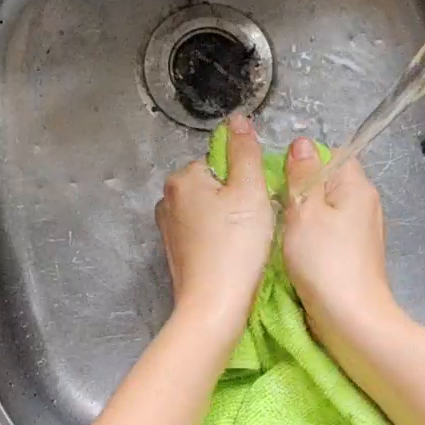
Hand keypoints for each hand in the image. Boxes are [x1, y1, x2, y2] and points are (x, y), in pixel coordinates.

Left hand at [155, 114, 274, 327]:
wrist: (214, 306)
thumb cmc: (236, 246)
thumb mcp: (250, 191)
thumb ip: (245, 152)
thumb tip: (238, 119)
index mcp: (182, 178)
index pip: (220, 163)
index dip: (244, 181)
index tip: (257, 203)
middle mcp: (167, 199)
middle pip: (213, 185)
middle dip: (234, 199)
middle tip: (253, 224)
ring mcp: (167, 228)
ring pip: (208, 210)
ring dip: (227, 220)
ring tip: (244, 242)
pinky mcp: (174, 253)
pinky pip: (201, 233)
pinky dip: (217, 239)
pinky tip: (231, 255)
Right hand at [283, 138, 402, 347]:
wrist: (351, 320)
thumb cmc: (325, 263)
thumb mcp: (304, 212)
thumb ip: (301, 176)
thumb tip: (301, 143)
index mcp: (357, 187)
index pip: (332, 154)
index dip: (304, 161)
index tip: (280, 178)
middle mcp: (364, 204)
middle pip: (327, 182)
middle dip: (300, 190)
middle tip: (276, 205)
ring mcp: (360, 231)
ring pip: (324, 209)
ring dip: (302, 216)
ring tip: (282, 230)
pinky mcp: (352, 254)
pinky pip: (327, 233)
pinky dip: (310, 237)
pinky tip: (294, 251)